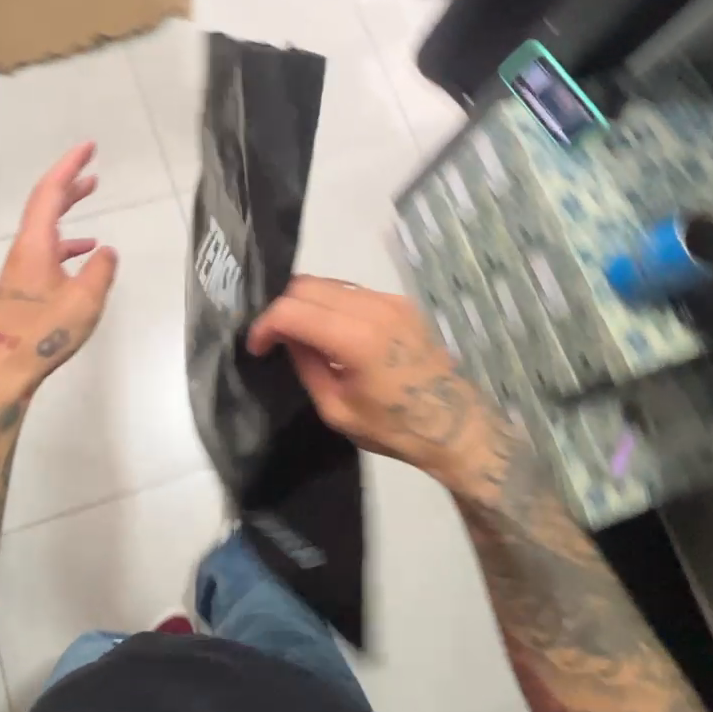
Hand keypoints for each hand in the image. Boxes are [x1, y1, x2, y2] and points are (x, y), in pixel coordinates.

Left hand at [0, 142, 119, 392]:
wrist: (3, 370)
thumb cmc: (43, 334)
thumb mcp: (85, 301)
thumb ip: (101, 271)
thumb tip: (106, 251)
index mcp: (35, 245)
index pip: (50, 191)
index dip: (70, 166)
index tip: (89, 147)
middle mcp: (23, 250)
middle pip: (44, 204)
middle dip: (69, 181)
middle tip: (91, 166)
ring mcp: (20, 269)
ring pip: (45, 227)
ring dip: (67, 209)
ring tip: (90, 196)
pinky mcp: (21, 287)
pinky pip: (46, 249)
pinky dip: (66, 241)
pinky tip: (84, 253)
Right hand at [247, 275, 517, 490]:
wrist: (457, 425)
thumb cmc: (394, 428)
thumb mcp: (336, 409)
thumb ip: (306, 366)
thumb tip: (286, 338)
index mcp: (356, 338)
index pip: (292, 310)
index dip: (265, 325)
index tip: (256, 347)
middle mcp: (373, 307)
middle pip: (307, 286)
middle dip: (282, 308)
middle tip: (273, 338)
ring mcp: (390, 300)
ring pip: (328, 283)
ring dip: (305, 303)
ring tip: (298, 333)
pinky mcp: (400, 302)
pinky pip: (351, 291)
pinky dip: (329, 303)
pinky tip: (327, 330)